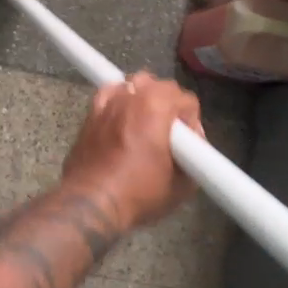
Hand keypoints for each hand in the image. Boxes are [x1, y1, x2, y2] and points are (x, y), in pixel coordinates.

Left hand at [59, 72, 203, 230]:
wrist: (92, 202)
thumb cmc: (139, 193)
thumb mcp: (182, 184)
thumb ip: (197, 158)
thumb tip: (192, 145)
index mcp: (157, 106)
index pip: (187, 99)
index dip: (191, 121)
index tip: (188, 143)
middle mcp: (132, 95)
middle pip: (161, 86)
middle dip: (170, 106)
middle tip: (169, 135)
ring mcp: (108, 101)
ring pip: (134, 85)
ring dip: (145, 99)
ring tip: (146, 125)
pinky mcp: (90, 112)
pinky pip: (110, 94)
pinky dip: (119, 100)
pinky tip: (121, 119)